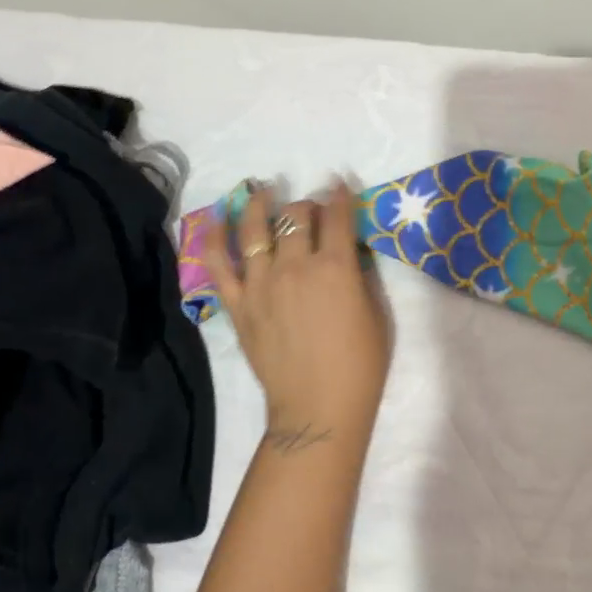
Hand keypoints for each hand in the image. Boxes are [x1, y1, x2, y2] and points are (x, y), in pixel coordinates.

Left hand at [200, 181, 388, 435]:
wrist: (317, 408)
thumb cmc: (360, 367)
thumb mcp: (377, 316)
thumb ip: (361, 277)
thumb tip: (350, 253)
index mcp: (336, 267)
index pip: (338, 216)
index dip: (340, 194)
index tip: (339, 184)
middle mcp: (296, 265)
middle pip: (297, 216)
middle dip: (306, 203)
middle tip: (309, 206)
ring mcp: (261, 282)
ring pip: (256, 228)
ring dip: (260, 203)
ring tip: (259, 190)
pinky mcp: (238, 303)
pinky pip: (219, 263)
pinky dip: (214, 237)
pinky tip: (216, 219)